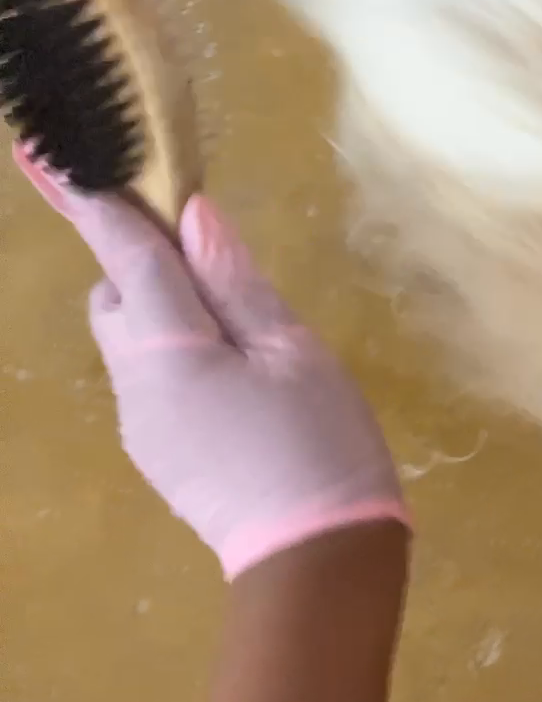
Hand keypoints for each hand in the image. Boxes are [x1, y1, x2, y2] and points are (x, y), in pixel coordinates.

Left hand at [13, 142, 409, 576]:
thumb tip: (199, 219)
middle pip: (120, 303)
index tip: (58, 157)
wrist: (316, 544)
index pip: (128, 260)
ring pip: (139, 347)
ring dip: (178, 324)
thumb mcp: (300, 356)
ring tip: (257, 349)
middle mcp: (132, 382)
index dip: (103, 208)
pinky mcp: (158, 451)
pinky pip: (158, 386)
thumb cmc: (322, 438)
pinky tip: (252, 396)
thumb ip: (244, 289)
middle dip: (152, 273)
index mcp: (170, 350)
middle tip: (222, 272)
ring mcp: (139, 422)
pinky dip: (190, 366)